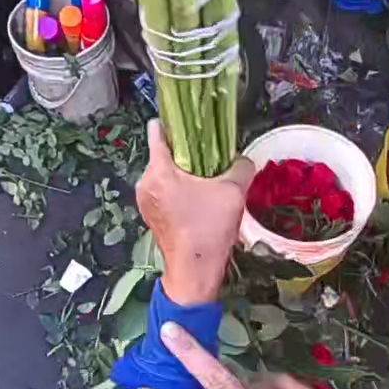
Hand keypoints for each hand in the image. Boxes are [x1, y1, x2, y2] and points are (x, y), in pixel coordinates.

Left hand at [135, 120, 254, 304]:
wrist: (195, 271)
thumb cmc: (209, 229)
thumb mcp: (234, 192)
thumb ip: (241, 167)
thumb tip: (243, 160)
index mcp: (159, 171)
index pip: (158, 132)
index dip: (174, 122)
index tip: (188, 118)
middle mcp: (146, 183)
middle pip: (164, 154)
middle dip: (186, 154)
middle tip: (210, 158)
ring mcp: (145, 201)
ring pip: (164, 174)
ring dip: (183, 174)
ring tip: (207, 181)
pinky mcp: (150, 215)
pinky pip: (164, 192)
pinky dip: (179, 190)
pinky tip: (199, 200)